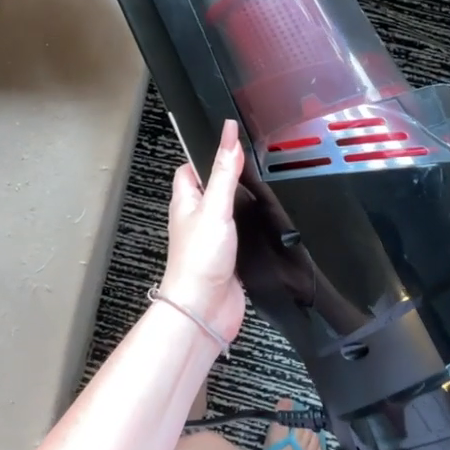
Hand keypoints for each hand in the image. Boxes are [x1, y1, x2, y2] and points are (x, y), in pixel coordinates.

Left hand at [159, 119, 246, 344]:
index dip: (205, 154)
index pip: (190, 168)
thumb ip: (224, 173)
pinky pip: (240, 237)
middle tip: (248, 164)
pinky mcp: (228, 259)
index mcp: (185, 201)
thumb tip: (228, 139)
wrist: (204, 310)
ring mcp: (212, 239)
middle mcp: (196, 218)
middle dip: (228, 178)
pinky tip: (264, 227)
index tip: (226, 141)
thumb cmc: (197, 261)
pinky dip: (251, 231)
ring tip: (260, 191)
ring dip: (242, 205)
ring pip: (227, 213)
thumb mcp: (214, 208)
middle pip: (211, 189)